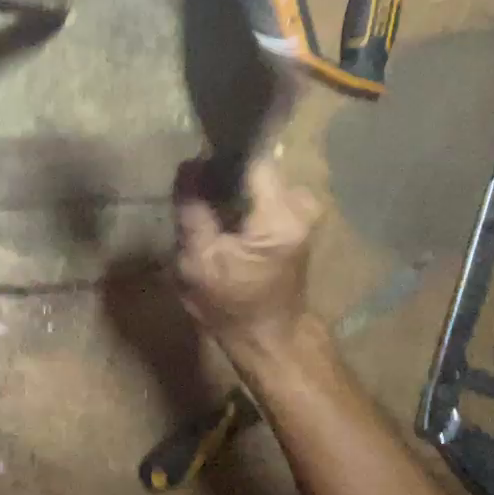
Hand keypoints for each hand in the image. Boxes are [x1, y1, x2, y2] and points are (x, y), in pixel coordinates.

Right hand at [174, 159, 322, 364]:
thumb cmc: (231, 304)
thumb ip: (192, 207)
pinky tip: (224, 219)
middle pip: (252, 166)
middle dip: (220, 174)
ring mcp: (303, 209)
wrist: (268, 338)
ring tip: (206, 210)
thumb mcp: (197, 260)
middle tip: (194, 196)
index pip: (251, 158)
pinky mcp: (298, 216)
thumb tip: (189, 163)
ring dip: (229, 188)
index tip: (194, 165)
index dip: (219, 156)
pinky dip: (241, 199)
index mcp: (279, 216)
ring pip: (255, 177)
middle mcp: (301, 204)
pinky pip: (263, 190)